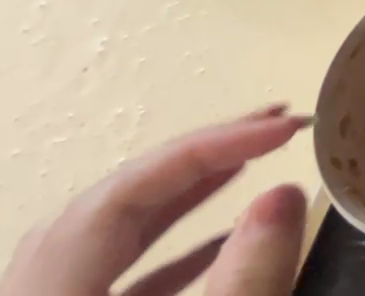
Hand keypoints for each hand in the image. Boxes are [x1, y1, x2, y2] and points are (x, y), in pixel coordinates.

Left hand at [0, 107, 310, 295]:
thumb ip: (244, 276)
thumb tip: (287, 190)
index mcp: (46, 294)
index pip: (123, 192)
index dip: (209, 147)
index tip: (289, 124)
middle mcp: (36, 295)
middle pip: (109, 205)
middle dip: (199, 155)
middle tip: (279, 123)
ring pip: (111, 237)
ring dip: (189, 191)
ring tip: (257, 156)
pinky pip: (119, 276)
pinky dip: (178, 244)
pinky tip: (231, 231)